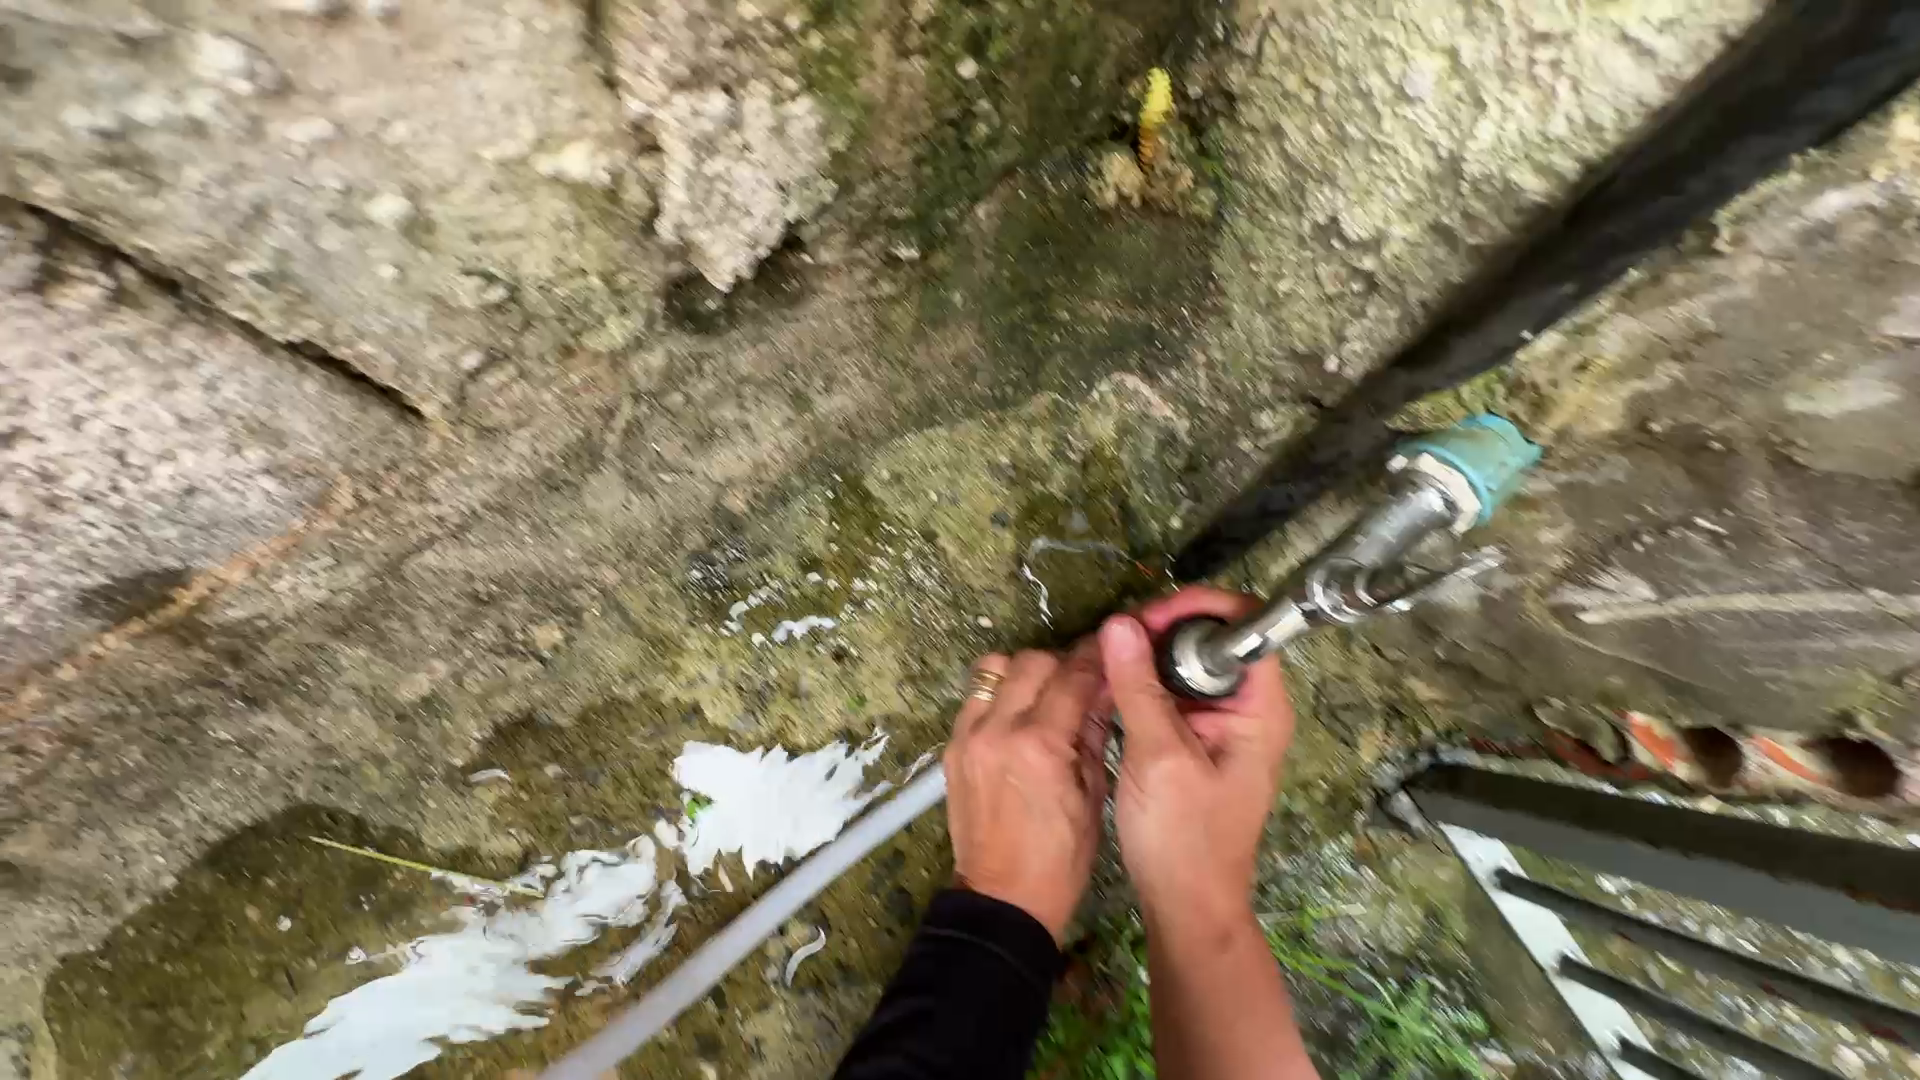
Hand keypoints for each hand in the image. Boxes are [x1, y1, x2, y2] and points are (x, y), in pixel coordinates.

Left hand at [943, 645, 1111, 941]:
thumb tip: (1103, 690)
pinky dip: (998, 695)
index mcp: (1040, 745)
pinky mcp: (952, 747)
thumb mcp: (1093, 796)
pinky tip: (1016, 717)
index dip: (1095, 658)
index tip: (1110, 650)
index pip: (1072, 677)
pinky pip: (975, 698)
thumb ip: (1093, 734)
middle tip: (1079, 682)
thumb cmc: (1061, 858)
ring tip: (1043, 696)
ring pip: (995, 668)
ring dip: (1024, 673)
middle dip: (1061, 664)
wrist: (1002, 898)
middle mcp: (999, 729)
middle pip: (1032, 662)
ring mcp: (969, 736)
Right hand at [1098, 588, 1295, 926]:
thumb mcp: (1158, 757)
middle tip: (1114, 638)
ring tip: (1104, 656)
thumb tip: (1117, 623)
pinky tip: (1109, 682)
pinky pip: (1170, 688)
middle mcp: (1246, 705)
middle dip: (1162, 628)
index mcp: (1259, 707)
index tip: (1145, 620)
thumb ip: (1138, 687)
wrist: (1185, 905)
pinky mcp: (1194, 735)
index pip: (1245, 624)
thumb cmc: (1183, 837)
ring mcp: (1219, 721)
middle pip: (1211, 636)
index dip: (1196, 609)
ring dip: (1146, 652)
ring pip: (1185, 661)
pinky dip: (1141, 678)